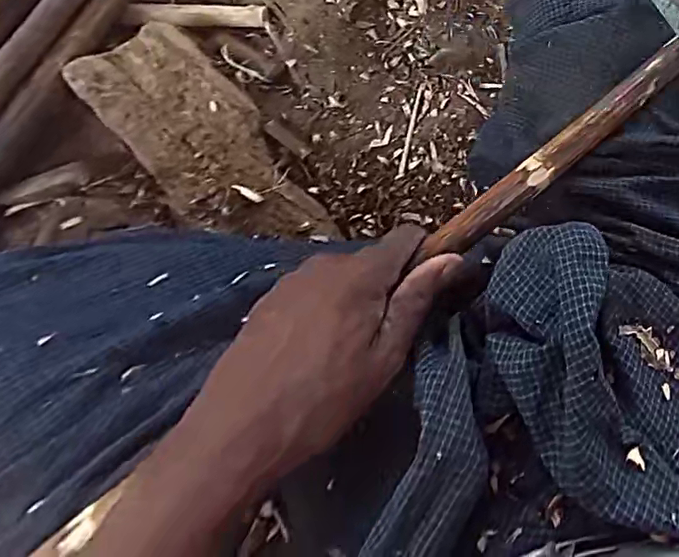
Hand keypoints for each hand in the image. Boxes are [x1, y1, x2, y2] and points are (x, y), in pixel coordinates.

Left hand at [162, 227, 463, 494]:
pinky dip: (323, 309)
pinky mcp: (265, 302)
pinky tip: (310, 350)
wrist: (227, 442)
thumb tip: (451, 257)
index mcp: (361, 272)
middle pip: (375, 258)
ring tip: (343, 347)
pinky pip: (313, 291)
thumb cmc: (321, 400)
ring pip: (343, 276)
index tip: (424, 292)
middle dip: (388, 284)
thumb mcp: (385, 355)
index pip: (409, 235)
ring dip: (354, 297)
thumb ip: (418, 298)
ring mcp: (291, 282)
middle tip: (382, 334)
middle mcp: (326, 264)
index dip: (425, 257)